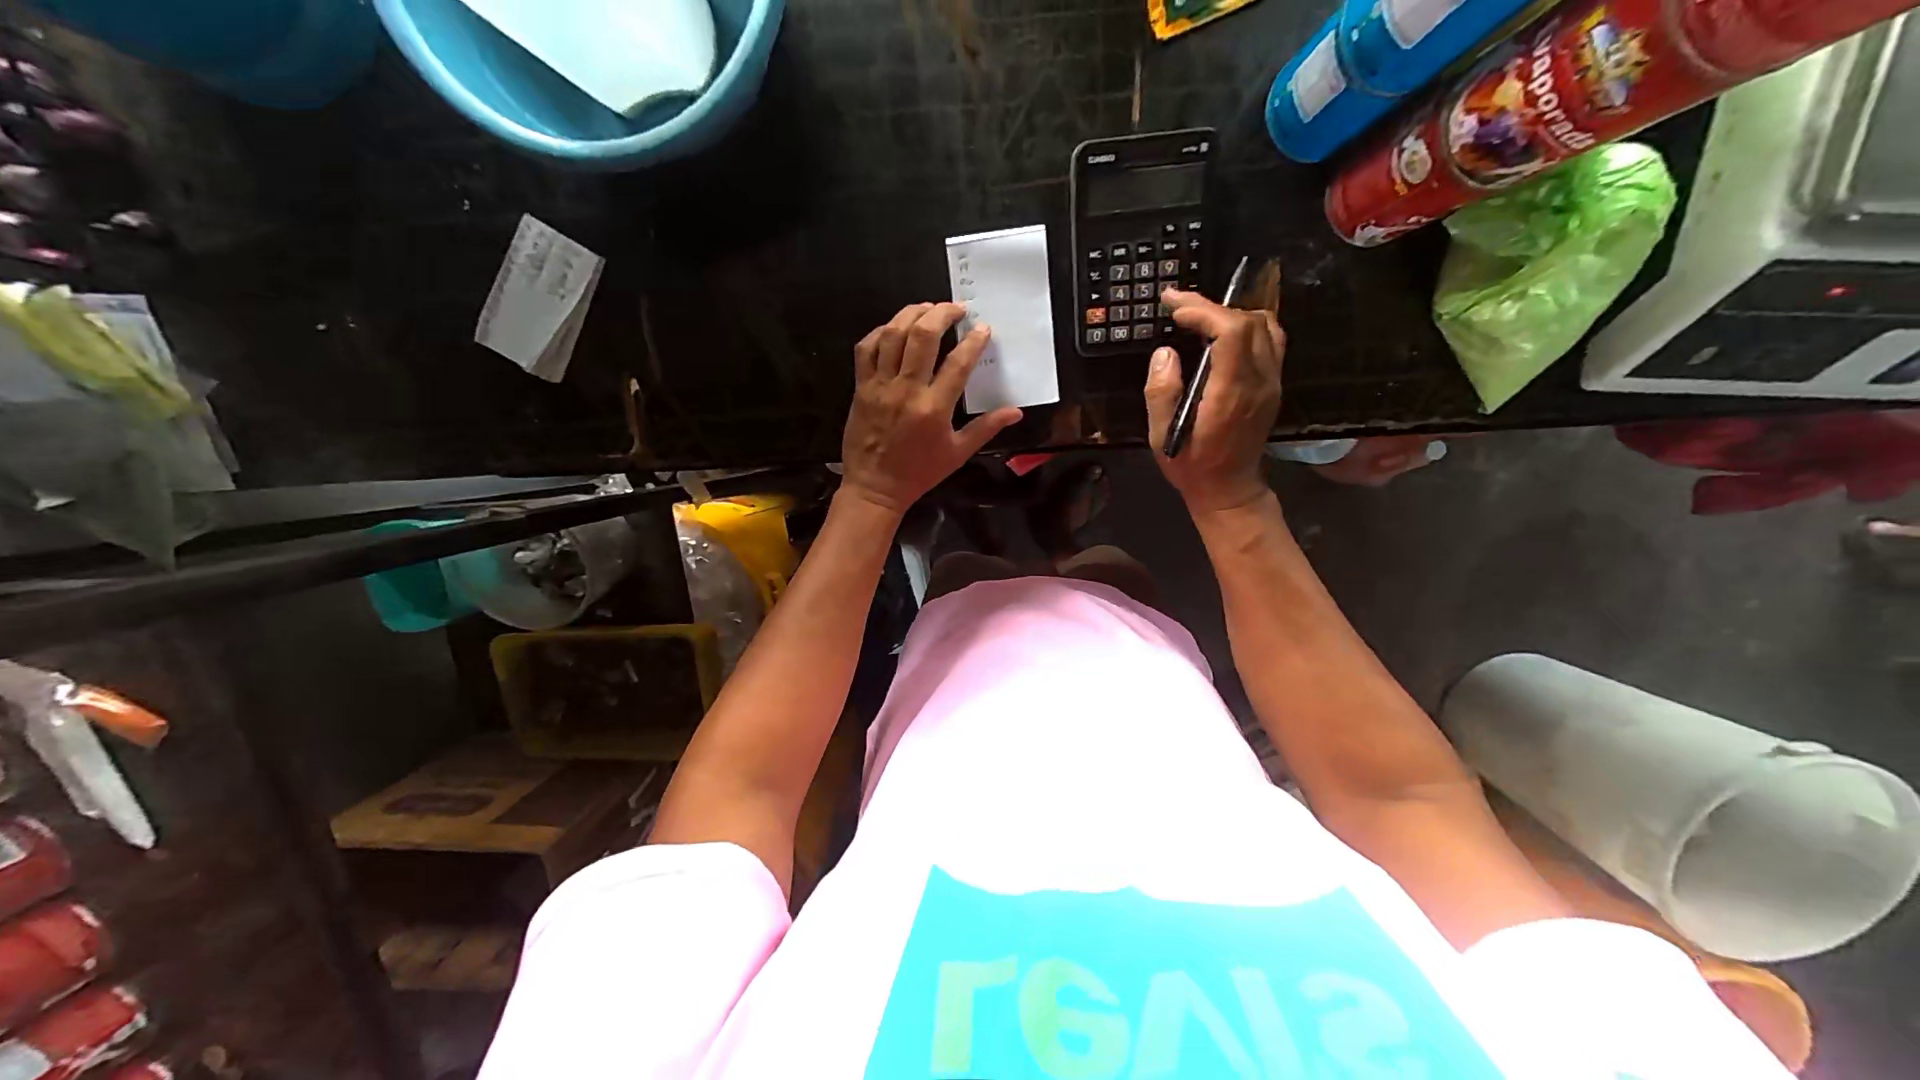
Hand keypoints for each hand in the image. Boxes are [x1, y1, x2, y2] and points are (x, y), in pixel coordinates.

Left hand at [841, 302, 1022, 514]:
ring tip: (928, 308)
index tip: (982, 328)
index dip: (973, 341)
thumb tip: (1016, 411)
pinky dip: (881, 332)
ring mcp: (880, 386)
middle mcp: (906, 391)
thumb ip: (987, 427)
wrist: (874, 488)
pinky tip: (895, 328)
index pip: (958, 363)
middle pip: (923, 336)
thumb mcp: (958, 453)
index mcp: (934, 408)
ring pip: (893, 335)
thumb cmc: (919, 473)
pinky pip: (866, 348)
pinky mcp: (861, 387)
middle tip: (955, 308)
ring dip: (912, 314)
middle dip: (941, 314)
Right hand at [1145, 287, 1285, 514]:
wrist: (1228, 489)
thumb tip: (1164, 353)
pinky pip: (1270, 340)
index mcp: (1231, 394)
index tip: (1174, 307)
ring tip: (1201, 318)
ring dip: (1233, 313)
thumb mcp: (1160, 437)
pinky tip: (1223, 333)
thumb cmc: (1191, 466)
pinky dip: (1247, 326)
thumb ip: (1161, 393)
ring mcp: (1272, 382)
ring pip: (1266, 326)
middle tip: (1179, 308)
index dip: (1203, 309)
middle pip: (1249, 321)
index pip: (1231, 331)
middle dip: (1212, 307)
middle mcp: (1259, 382)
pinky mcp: (1274, 385)